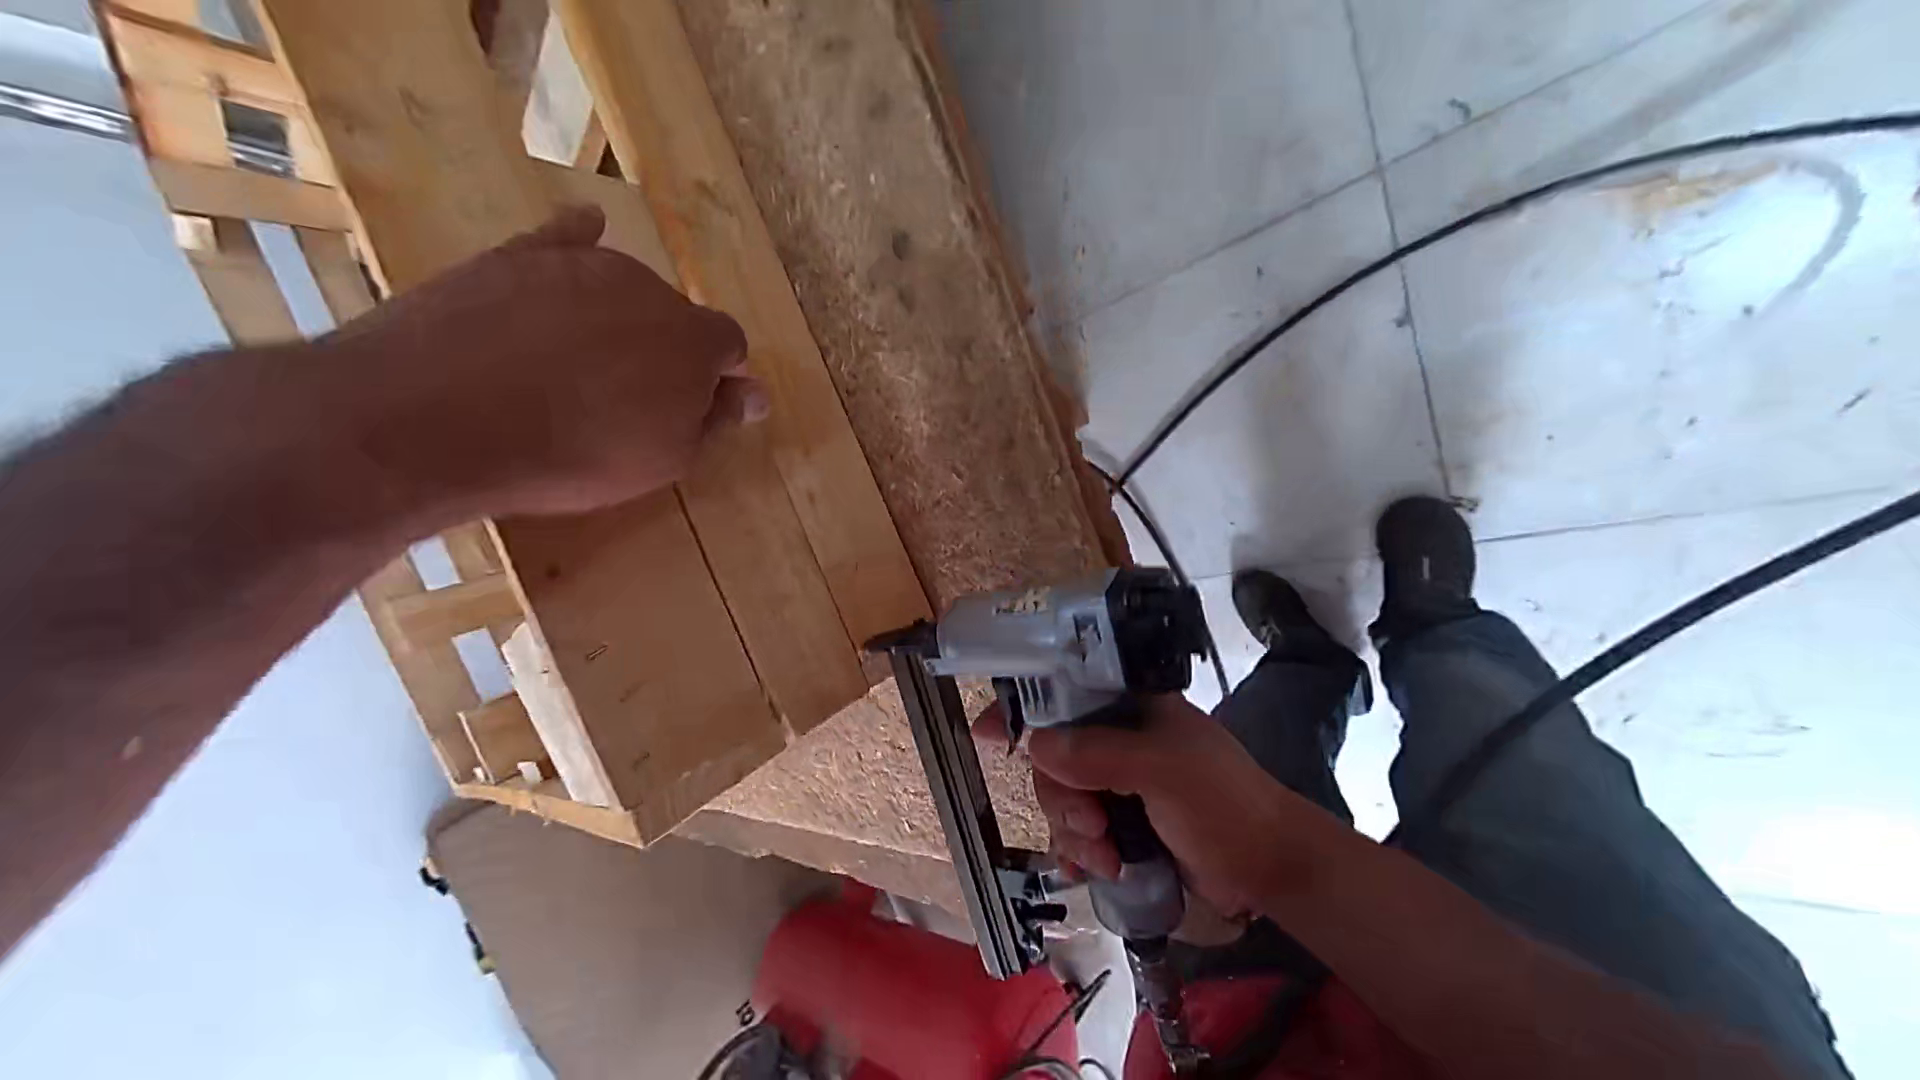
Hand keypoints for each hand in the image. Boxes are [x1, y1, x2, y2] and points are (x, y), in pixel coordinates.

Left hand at [323, 206, 763, 517]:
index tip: (697, 404)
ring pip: (623, 285)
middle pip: (675, 314)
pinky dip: (578, 241)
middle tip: (633, 396)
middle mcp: (648, 287)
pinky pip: (563, 238)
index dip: (719, 375)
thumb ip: (714, 420)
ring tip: (586, 360)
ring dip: (622, 316)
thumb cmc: (575, 453)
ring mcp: (579, 263)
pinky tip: (584, 231)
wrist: (438, 419)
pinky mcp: (516, 253)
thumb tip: (754, 394)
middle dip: (668, 349)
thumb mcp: (665, 458)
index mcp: (694, 340)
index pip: (729, 344)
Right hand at [978, 695, 1319, 916]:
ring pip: (1059, 796)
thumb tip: (1035, 745)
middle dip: (1064, 797)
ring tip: (1109, 857)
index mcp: (1128, 706)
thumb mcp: (1165, 771)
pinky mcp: (1117, 822)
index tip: (987, 730)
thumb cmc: (1224, 802)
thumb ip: (1100, 754)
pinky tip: (1088, 870)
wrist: (1268, 869)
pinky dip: (1075, 851)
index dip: (1025, 705)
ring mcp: (1113, 780)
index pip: (1065, 690)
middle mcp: (1114, 737)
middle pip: (1052, 755)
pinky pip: (1073, 831)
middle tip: (1094, 826)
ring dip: (1075, 832)